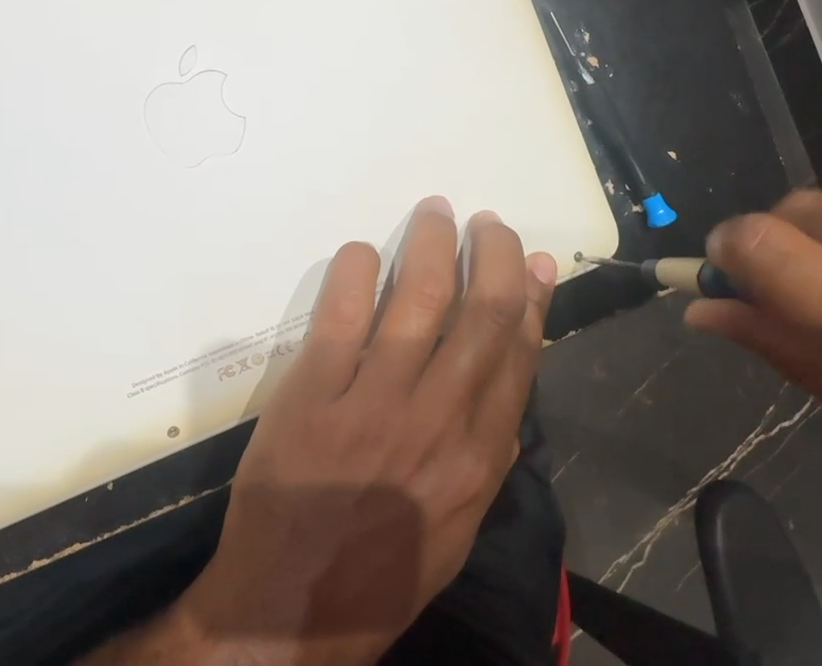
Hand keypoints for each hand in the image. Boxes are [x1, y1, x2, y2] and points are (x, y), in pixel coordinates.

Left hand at [165, 197, 556, 664]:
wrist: (290, 608)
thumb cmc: (381, 571)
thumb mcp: (456, 524)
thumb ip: (484, 453)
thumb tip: (504, 382)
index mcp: (479, 458)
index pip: (517, 355)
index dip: (529, 298)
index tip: (530, 260)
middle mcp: (438, 421)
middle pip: (480, 315)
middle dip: (490, 256)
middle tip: (487, 223)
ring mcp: (373, 403)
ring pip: (418, 300)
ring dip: (431, 247)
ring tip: (435, 214)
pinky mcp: (312, 393)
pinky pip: (343, 314)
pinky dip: (358, 271)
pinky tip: (365, 251)